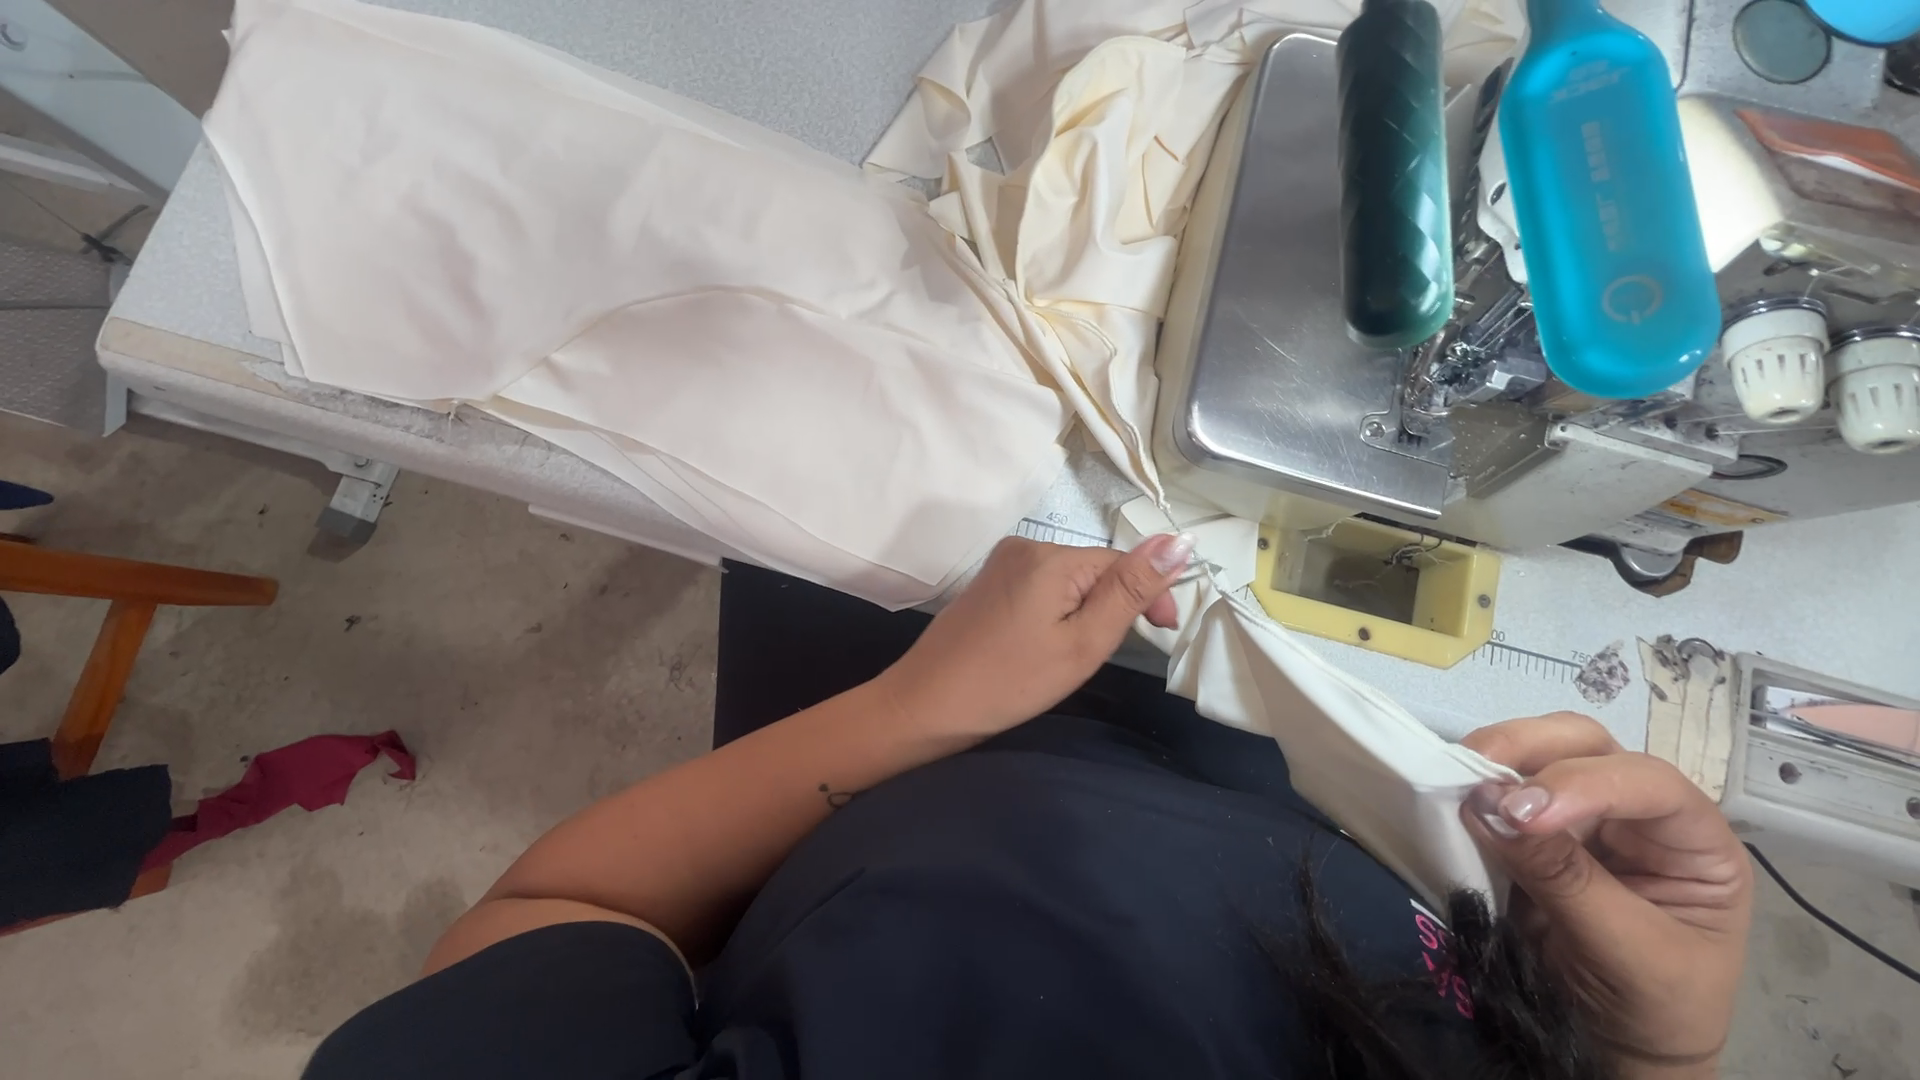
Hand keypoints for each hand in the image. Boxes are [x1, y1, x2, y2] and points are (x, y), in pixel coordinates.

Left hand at [877, 534, 1192, 734]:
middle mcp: (1024, 545)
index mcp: (1050, 556)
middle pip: (1093, 569)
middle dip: (1112, 606)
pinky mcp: (987, 582)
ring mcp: (1001, 562)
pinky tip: (1043, 644)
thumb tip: (1179, 539)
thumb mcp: (1083, 642)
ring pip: (1068, 580)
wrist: (926, 704)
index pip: (1121, 562)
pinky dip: (1055, 611)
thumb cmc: (1010, 682)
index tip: (1162, 634)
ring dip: (1084, 610)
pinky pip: (1040, 587)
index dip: (1147, 595)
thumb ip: (1131, 591)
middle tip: (1098, 655)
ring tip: (1068, 654)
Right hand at [1460, 713, 1752, 1079]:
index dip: (1586, 784)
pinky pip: (1498, 781)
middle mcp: (1635, 813)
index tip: (1523, 815)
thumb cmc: (1651, 1005)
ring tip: (1459, 779)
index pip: (1648, 783)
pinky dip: (1472, 778)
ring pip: (1538, 747)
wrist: (1610, 1045)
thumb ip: (1563, 877)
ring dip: (1496, 754)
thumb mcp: (1626, 951)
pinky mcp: (1525, 826)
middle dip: (1530, 747)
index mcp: (1693, 843)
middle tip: (1476, 771)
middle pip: (1587, 743)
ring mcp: (1577, 814)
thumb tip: (1489, 807)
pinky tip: (1453, 792)